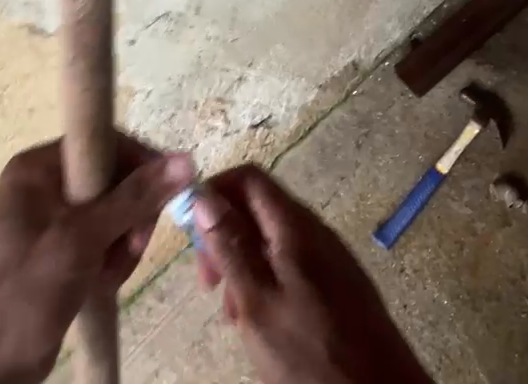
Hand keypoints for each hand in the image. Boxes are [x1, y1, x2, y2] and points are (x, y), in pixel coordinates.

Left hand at [0, 137, 193, 383]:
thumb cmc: (23, 295)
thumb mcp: (82, 240)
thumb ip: (134, 197)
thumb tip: (186, 159)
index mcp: (35, 169)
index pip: (104, 143)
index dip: (139, 163)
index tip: (166, 192)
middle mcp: (44, 186)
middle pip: (114, 179)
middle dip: (129, 217)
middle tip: (132, 245)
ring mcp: (51, 221)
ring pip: (115, 213)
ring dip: (122, 245)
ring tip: (106, 275)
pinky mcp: (60, 253)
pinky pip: (104, 240)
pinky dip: (110, 261)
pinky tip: (99, 285)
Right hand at [193, 166, 431, 383]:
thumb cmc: (311, 350)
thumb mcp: (258, 301)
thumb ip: (231, 247)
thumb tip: (203, 195)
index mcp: (295, 225)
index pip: (249, 178)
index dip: (214, 194)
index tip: (190, 236)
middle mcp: (315, 230)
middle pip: (259, 207)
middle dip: (224, 235)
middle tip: (208, 283)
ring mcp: (329, 255)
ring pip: (272, 239)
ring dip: (243, 265)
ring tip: (232, 312)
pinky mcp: (336, 281)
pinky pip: (291, 263)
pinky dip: (266, 281)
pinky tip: (261, 318)